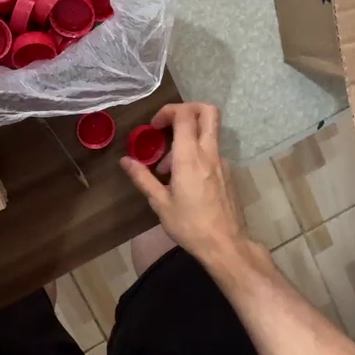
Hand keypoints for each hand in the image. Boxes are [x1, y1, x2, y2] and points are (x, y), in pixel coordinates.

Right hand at [120, 103, 259, 269]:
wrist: (225, 245)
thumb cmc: (190, 225)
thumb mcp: (160, 203)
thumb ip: (142, 178)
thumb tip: (125, 161)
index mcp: (190, 156)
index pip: (184, 115)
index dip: (168, 111)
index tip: (154, 126)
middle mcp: (209, 153)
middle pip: (208, 112)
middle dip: (188, 109)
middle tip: (170, 124)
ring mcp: (223, 162)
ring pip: (209, 134)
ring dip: (189, 138)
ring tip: (170, 167)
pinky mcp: (229, 173)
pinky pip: (212, 152)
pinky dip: (197, 155)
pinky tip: (186, 181)